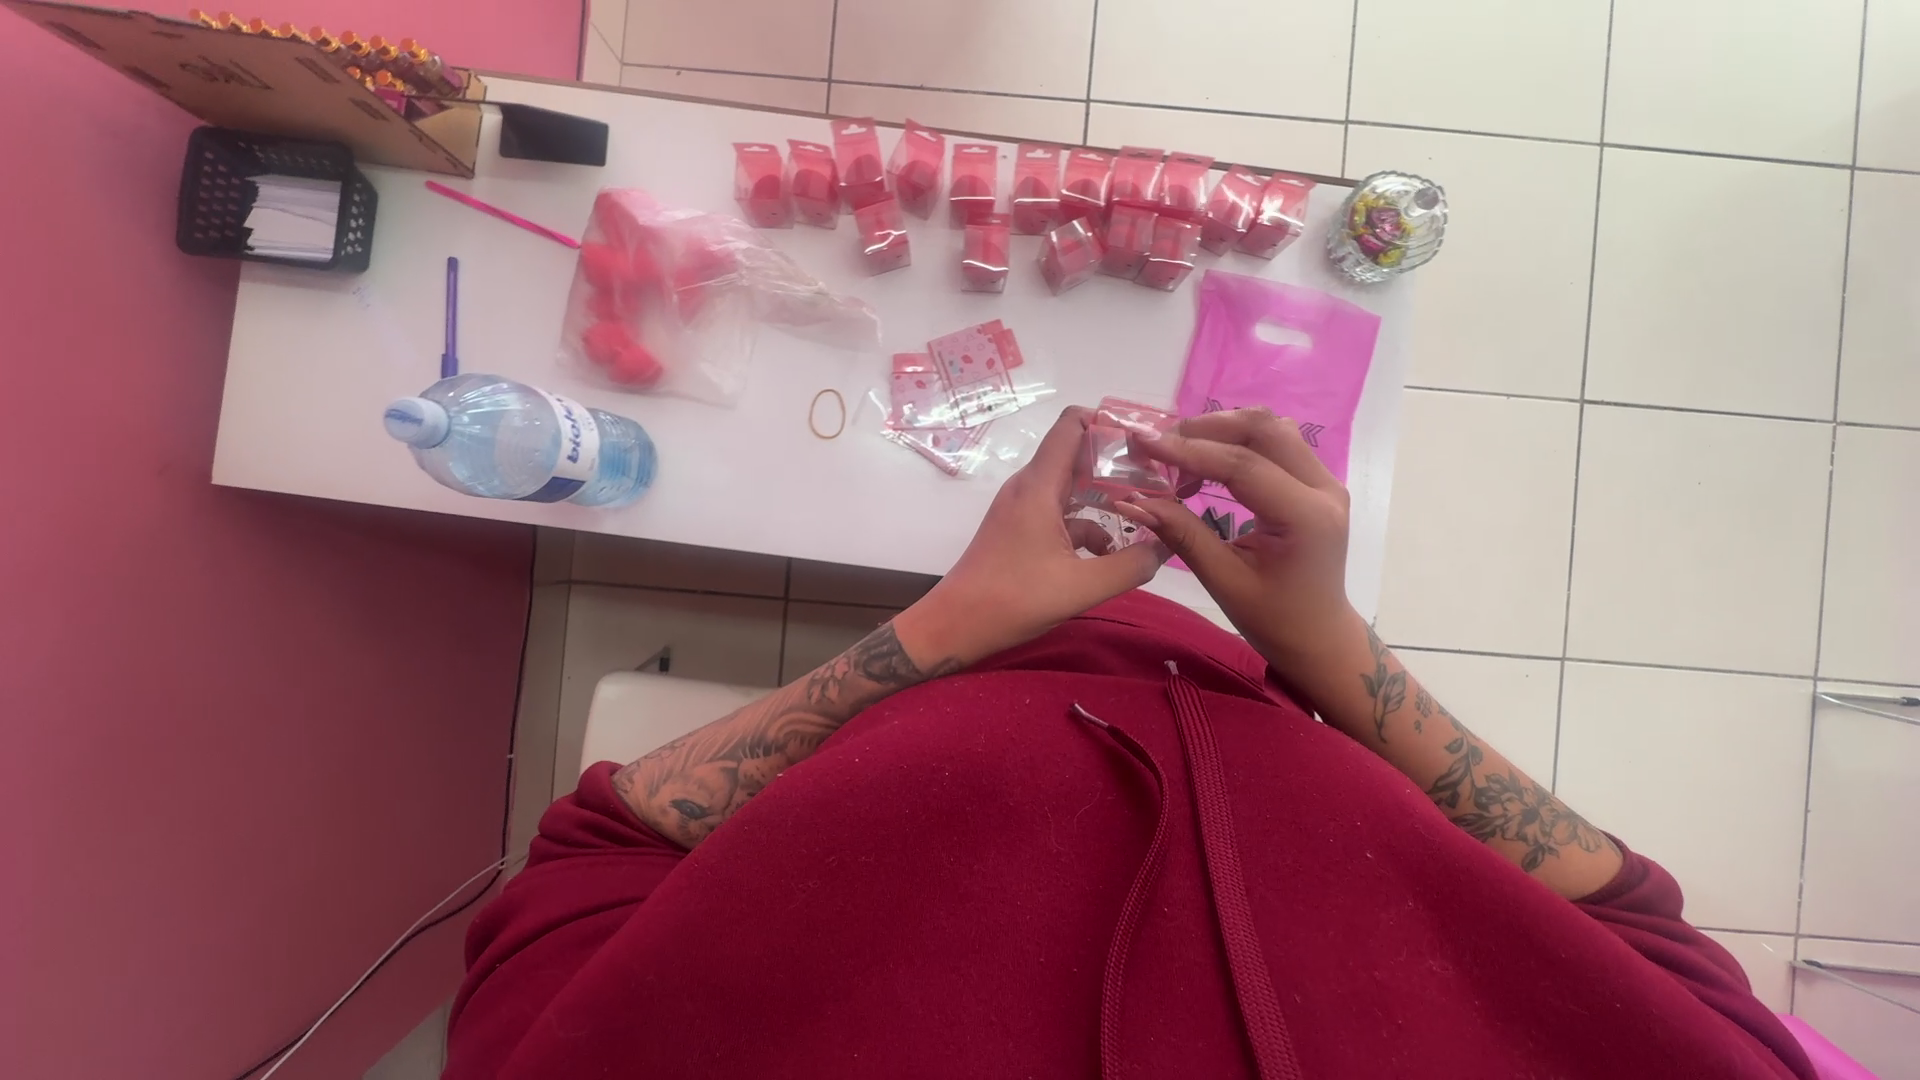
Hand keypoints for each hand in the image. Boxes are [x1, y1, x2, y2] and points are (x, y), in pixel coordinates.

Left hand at [895, 406, 1167, 667]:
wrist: (956, 625)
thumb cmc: (1013, 600)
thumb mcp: (1081, 587)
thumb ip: (1130, 565)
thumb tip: (1165, 547)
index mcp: (1039, 486)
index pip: (1072, 425)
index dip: (1109, 423)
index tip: (1145, 443)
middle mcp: (1029, 487)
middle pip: (1077, 454)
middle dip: (1117, 464)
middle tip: (1159, 480)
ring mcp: (1022, 508)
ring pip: (1070, 486)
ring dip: (1105, 497)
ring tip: (1146, 514)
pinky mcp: (1019, 529)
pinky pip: (1060, 513)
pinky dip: (1086, 525)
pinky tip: (1108, 554)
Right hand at [1113, 409, 1364, 687]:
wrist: (1317, 635)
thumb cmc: (1271, 618)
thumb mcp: (1222, 579)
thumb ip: (1180, 533)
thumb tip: (1131, 501)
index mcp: (1304, 517)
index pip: (1242, 466)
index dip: (1188, 451)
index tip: (1143, 443)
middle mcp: (1323, 488)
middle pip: (1263, 429)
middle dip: (1206, 428)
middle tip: (1161, 445)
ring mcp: (1324, 481)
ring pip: (1271, 428)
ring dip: (1222, 430)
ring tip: (1181, 453)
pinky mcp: (1316, 482)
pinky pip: (1276, 443)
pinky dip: (1236, 443)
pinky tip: (1207, 463)